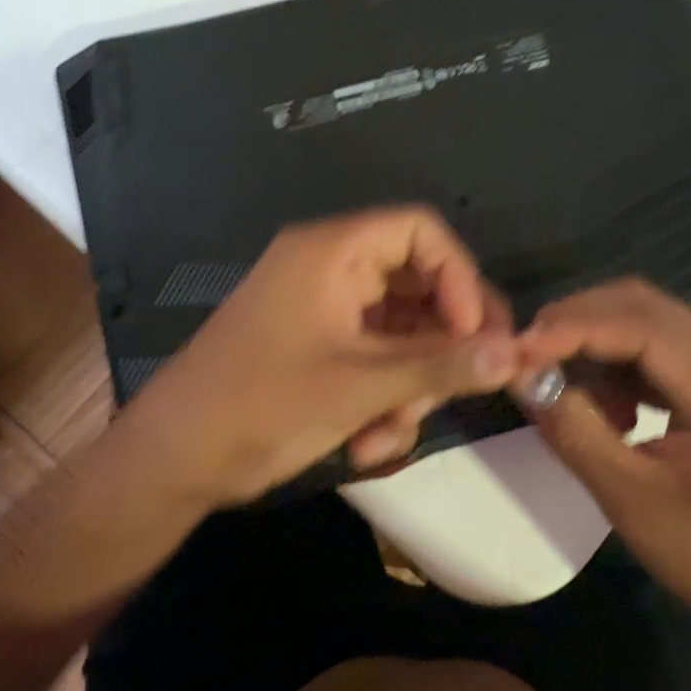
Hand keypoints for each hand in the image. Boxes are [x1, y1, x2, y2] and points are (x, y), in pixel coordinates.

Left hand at [114, 206, 519, 507]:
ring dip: (410, 385)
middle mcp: (329, 267)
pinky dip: (382, 397)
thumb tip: (517, 353)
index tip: (477, 336)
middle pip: (418, 284)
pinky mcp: (316, 346)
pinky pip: (373, 357)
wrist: (173, 460)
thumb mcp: (360, 387)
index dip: (459, 278)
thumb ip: (442, 367)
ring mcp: (322, 308)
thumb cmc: (262, 405)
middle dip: (439, 346)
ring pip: (400, 331)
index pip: (420, 231)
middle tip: (462, 391)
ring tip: (392, 432)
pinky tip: (367, 445)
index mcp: (332, 251)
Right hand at [511, 278, 690, 628]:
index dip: (574, 328)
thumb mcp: (629, 500)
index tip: (517, 349)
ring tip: (559, 387)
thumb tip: (519, 375)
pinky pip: (653, 342)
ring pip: (643, 318)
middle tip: (526, 357)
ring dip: (592, 342)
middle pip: (643, 307)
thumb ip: (574, 430)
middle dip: (577, 324)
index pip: (644, 326)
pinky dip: (614, 361)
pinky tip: (602, 405)